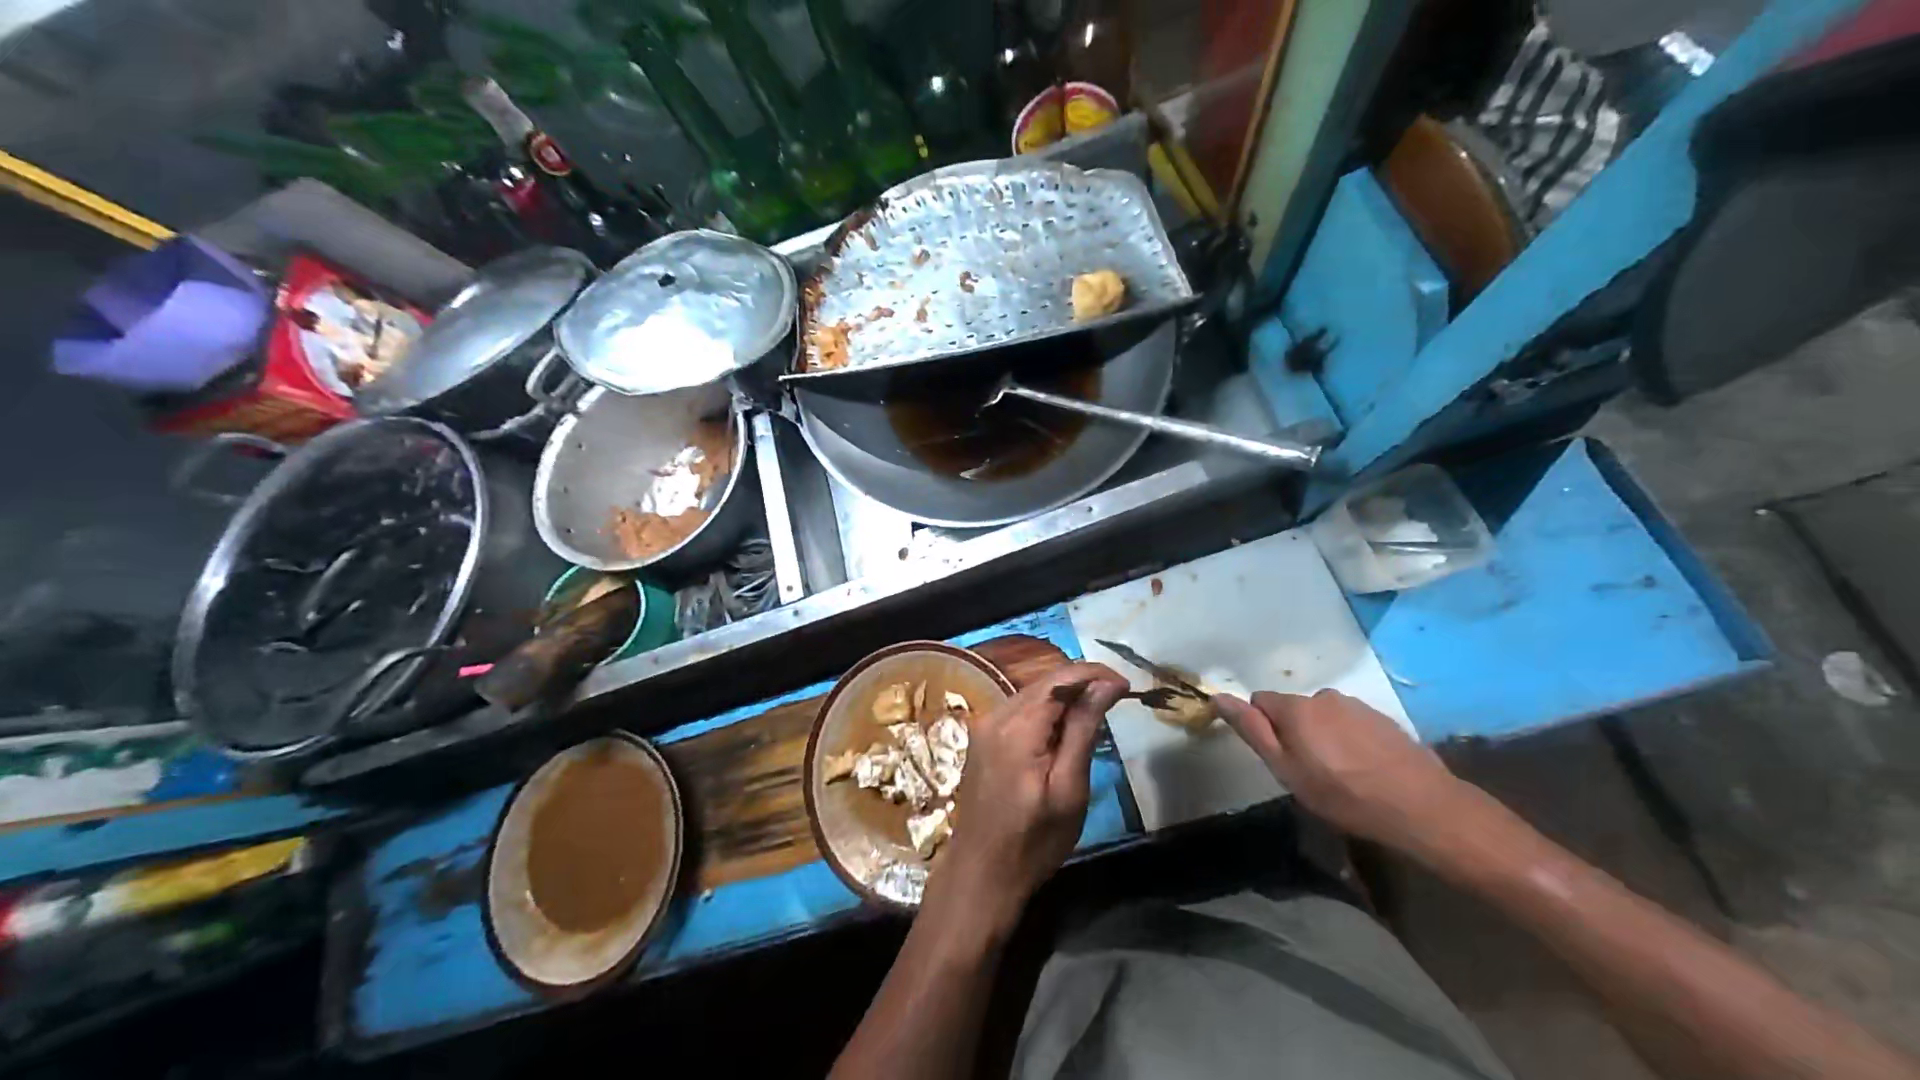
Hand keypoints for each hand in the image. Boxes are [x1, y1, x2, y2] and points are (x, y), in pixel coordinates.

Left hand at [934, 663, 1127, 915]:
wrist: (982, 872)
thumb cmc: (1034, 840)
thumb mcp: (1069, 787)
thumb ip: (1084, 728)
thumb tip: (1105, 684)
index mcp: (1017, 726)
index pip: (1059, 678)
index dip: (1095, 673)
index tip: (1127, 685)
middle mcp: (995, 715)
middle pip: (1044, 681)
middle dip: (1083, 681)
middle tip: (1118, 697)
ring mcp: (985, 725)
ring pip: (1032, 693)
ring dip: (1066, 695)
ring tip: (1098, 712)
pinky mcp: (983, 738)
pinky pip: (1020, 709)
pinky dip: (1047, 710)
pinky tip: (1067, 727)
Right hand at [1214, 689, 1470, 854]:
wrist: (1422, 807)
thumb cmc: (1343, 794)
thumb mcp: (1286, 770)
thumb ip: (1252, 730)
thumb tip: (1218, 696)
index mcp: (1296, 708)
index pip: (1260, 701)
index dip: (1264, 729)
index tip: (1280, 759)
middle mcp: (1324, 696)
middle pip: (1294, 709)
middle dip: (1295, 733)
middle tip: (1310, 772)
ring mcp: (1358, 706)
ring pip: (1325, 716)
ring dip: (1324, 736)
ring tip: (1342, 774)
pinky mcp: (1385, 719)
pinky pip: (1352, 724)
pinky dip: (1351, 741)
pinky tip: (1366, 770)